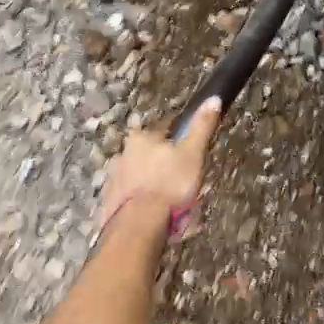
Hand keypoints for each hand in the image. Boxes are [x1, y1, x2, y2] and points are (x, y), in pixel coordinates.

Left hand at [98, 97, 222, 235]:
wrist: (139, 225)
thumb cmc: (170, 183)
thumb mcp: (193, 152)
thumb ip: (202, 126)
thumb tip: (213, 99)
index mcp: (141, 138)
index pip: (165, 128)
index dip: (180, 138)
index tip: (191, 149)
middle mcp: (122, 153)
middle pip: (149, 152)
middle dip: (163, 161)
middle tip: (182, 177)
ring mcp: (113, 178)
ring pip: (139, 173)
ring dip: (152, 181)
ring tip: (170, 198)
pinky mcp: (109, 202)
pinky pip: (130, 194)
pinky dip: (141, 199)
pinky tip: (154, 209)